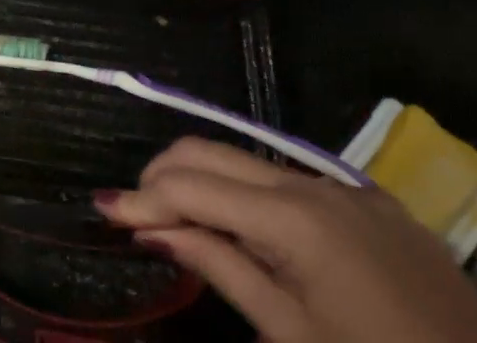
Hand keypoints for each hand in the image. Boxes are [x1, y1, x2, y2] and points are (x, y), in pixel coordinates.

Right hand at [95, 137, 476, 342]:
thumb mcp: (292, 332)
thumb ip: (217, 266)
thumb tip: (149, 227)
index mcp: (294, 217)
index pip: (189, 186)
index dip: (140, 199)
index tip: (102, 212)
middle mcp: (315, 184)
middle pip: (208, 152)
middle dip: (161, 176)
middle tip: (134, 214)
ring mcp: (349, 190)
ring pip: (245, 160)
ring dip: (202, 182)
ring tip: (180, 222)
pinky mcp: (375, 204)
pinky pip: (288, 181)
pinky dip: (247, 193)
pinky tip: (242, 229)